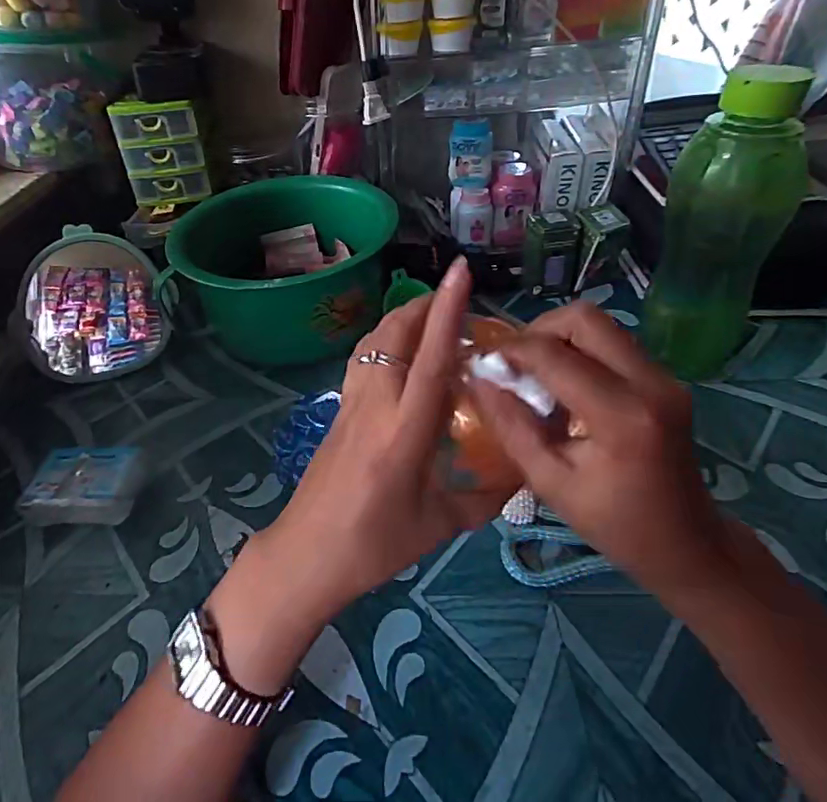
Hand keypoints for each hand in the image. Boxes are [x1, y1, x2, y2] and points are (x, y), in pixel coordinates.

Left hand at [260, 257, 508, 623]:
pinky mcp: (336, 410)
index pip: (430, 360)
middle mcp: (375, 405)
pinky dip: (383, 341)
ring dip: (400, 319)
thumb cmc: (374, 545)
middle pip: (394, 335)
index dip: (447, 312)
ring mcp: (349, 404)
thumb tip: (519, 475)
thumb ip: (482, 499)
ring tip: (430, 318)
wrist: (306, 553)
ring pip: (372, 342)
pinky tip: (399, 353)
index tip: (460, 272)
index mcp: (405, 432)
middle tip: (455, 297)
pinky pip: (361, 360)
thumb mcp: (438, 526)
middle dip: (423, 305)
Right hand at [468, 302, 727, 590]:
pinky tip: (562, 387)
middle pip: (583, 318)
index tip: (481, 364)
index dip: (509, 351)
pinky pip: (610, 342)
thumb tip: (476, 378)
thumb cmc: (616, 525)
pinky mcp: (663, 378)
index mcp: (623, 415)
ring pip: (598, 324)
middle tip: (514, 364)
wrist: (691, 546)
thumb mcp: (550, 483)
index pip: (552, 354)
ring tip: (535, 376)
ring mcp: (663, 377)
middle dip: (537, 331)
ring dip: (557, 339)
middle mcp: (650, 383)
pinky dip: (577, 351)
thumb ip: (511, 426)